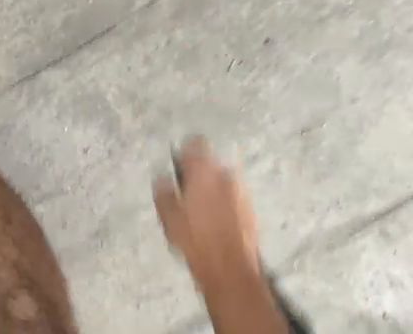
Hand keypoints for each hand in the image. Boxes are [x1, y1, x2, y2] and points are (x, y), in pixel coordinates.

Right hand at [152, 137, 267, 293]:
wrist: (230, 270)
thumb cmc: (195, 240)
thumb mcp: (168, 216)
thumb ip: (164, 191)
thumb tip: (162, 178)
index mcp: (202, 171)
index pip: (196, 143)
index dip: (186, 149)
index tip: (179, 160)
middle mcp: (224, 175)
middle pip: (211, 161)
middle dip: (200, 171)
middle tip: (187, 188)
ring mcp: (240, 192)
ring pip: (223, 179)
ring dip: (214, 186)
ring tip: (202, 206)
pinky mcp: (250, 210)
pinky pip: (234, 196)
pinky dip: (225, 200)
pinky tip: (216, 218)